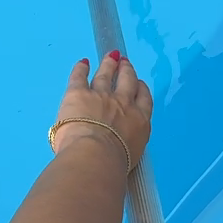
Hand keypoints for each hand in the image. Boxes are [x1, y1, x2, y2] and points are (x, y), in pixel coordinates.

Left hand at [53, 52, 151, 169]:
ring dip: (109, 65)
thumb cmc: (113, 165)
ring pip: (106, 75)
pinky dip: (81, 68)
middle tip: (125, 62)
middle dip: (127, 70)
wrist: (95, 156)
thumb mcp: (130, 157)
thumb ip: (126, 146)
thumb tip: (118, 150)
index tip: (140, 83)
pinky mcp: (79, 93)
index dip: (141, 88)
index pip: (144, 99)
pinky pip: (80, 76)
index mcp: (139, 121)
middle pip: (128, 81)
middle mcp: (123, 104)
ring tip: (110, 56)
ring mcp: (102, 95)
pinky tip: (83, 62)